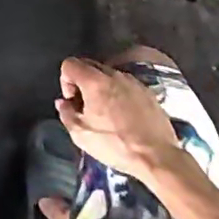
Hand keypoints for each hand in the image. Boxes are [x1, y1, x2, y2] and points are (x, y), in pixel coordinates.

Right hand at [55, 58, 184, 180]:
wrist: (156, 155)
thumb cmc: (115, 145)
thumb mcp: (82, 135)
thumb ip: (67, 114)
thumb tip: (63, 102)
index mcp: (94, 81)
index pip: (70, 64)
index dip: (65, 81)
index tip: (73, 101)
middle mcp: (114, 74)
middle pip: (89, 65)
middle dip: (82, 82)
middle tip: (85, 107)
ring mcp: (132, 80)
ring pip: (109, 75)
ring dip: (101, 88)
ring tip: (106, 114)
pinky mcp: (146, 90)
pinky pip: (125, 84)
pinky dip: (119, 94)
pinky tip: (123, 117)